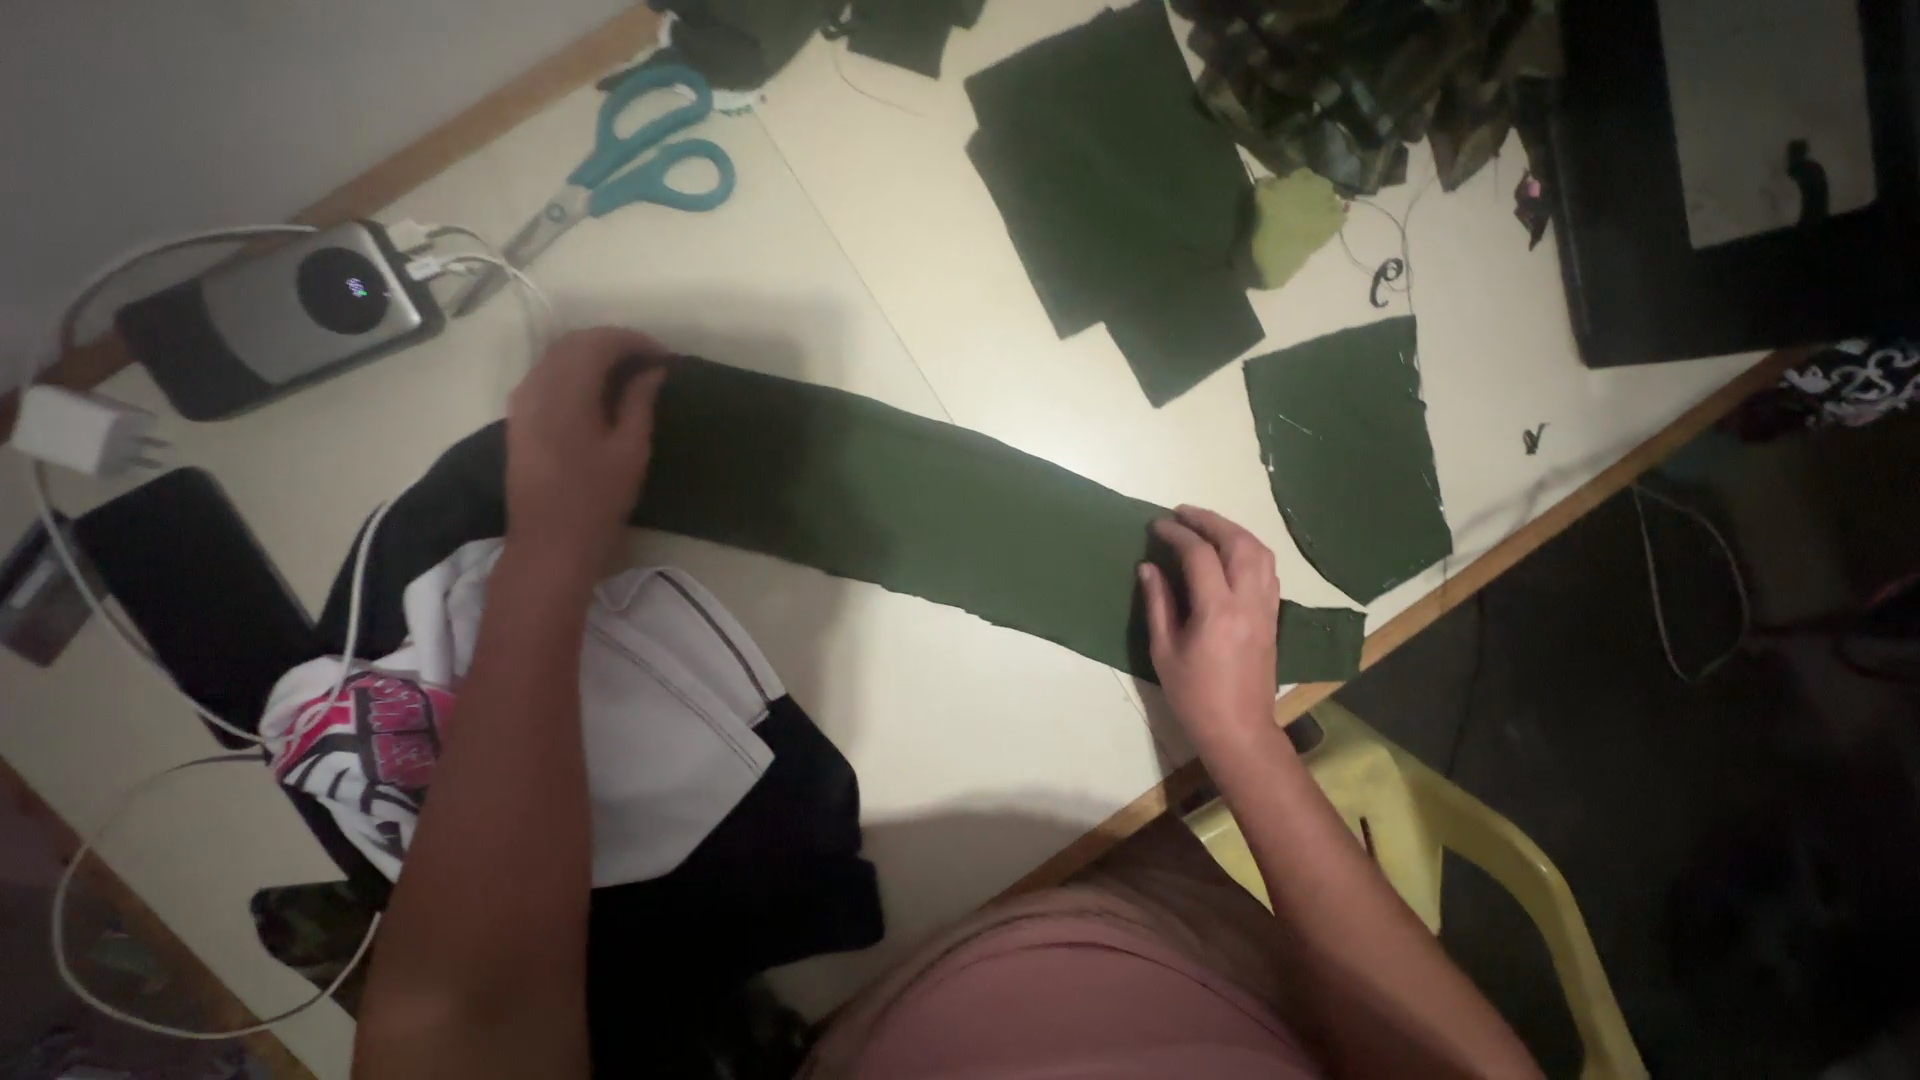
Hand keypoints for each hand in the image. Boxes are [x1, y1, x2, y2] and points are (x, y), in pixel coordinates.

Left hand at [503, 327, 671, 586]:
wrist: (548, 546)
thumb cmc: (597, 502)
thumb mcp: (630, 452)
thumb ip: (640, 403)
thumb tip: (653, 371)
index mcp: (566, 393)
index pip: (598, 343)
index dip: (635, 342)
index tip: (666, 358)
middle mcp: (536, 386)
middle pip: (574, 342)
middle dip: (614, 343)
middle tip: (651, 363)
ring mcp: (521, 401)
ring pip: (557, 356)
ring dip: (593, 355)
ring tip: (630, 375)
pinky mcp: (518, 418)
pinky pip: (546, 376)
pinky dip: (575, 371)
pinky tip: (600, 392)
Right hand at [1138, 506, 1282, 749]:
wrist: (1239, 729)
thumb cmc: (1194, 695)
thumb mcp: (1164, 651)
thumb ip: (1158, 603)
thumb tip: (1149, 566)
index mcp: (1217, 611)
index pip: (1200, 555)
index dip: (1177, 534)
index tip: (1157, 525)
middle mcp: (1248, 602)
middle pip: (1238, 543)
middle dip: (1210, 521)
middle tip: (1182, 513)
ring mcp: (1267, 608)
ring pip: (1260, 552)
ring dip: (1234, 531)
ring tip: (1207, 526)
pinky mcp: (1274, 617)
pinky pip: (1268, 570)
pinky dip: (1249, 550)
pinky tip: (1230, 552)